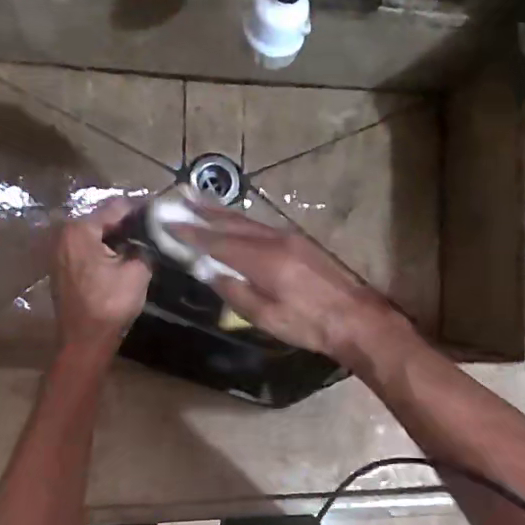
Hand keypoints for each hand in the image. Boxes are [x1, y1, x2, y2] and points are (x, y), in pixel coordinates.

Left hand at [51, 198, 151, 352]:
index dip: (141, 208)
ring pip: (95, 235)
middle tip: (155, 227)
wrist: (84, 341)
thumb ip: (145, 246)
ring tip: (143, 241)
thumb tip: (151, 236)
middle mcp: (65, 234)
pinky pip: (87, 249)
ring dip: (117, 237)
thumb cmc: (110, 304)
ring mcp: (60, 252)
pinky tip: (123, 256)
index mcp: (80, 230)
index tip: (161, 210)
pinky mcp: (62, 268)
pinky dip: (105, 249)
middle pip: (103, 219)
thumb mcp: (137, 271)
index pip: (116, 207)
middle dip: (128, 222)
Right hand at [171, 207, 410, 364]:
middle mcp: (274, 240)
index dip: (191, 232)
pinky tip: (231, 221)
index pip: (217, 242)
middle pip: (231, 222)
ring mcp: (288, 238)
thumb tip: (209, 272)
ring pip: (247, 221)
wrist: (356, 318)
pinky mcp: (298, 242)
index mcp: (262, 259)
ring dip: (220, 213)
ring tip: (197, 202)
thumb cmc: (308, 324)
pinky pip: (260, 226)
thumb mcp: (266, 316)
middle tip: (177, 200)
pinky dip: (239, 221)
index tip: (168, 222)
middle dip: (202, 212)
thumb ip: (234, 292)